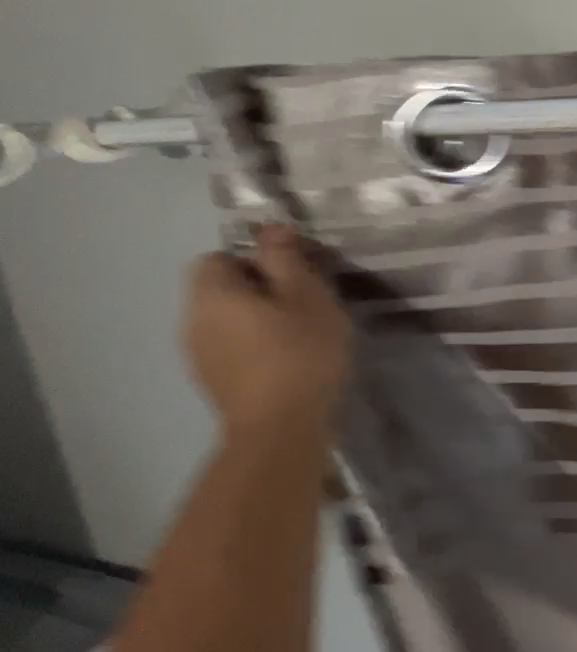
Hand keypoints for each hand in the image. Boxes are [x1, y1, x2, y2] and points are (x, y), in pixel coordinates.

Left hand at [185, 225, 352, 439]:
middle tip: (309, 297)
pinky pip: (232, 344)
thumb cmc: (300, 349)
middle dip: (262, 286)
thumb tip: (269, 227)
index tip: (297, 269)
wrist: (282, 423)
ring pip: (228, 318)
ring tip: (303, 327)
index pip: (217, 257)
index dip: (255, 256)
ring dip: (261, 315)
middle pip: (222, 288)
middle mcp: (192, 321)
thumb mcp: (306, 293)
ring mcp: (198, 354)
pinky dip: (257, 341)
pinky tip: (290, 355)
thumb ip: (284, 257)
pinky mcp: (214, 379)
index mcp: (211, 295)